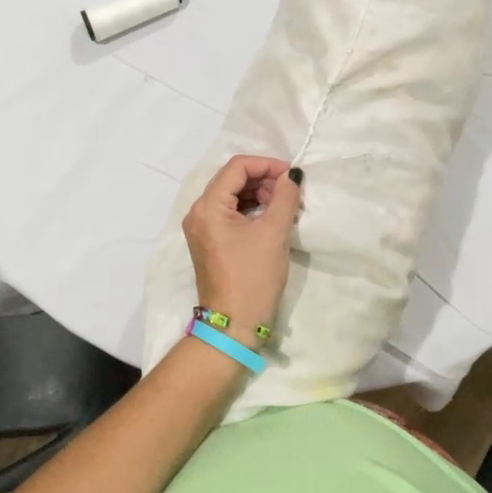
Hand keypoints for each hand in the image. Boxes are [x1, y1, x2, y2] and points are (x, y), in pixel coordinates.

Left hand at [182, 156, 302, 347]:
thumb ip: (284, 197)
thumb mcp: (273, 234)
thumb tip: (292, 175)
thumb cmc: (252, 278)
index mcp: (208, 206)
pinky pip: (229, 213)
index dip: (266, 165)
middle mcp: (198, 212)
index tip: (293, 175)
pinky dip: (250, 210)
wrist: (233, 327)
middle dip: (263, 179)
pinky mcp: (209, 241)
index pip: (237, 167)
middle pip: (231, 179)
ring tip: (284, 205)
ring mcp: (201, 227)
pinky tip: (271, 217)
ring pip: (231, 195)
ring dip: (258, 194)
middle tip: (291, 192)